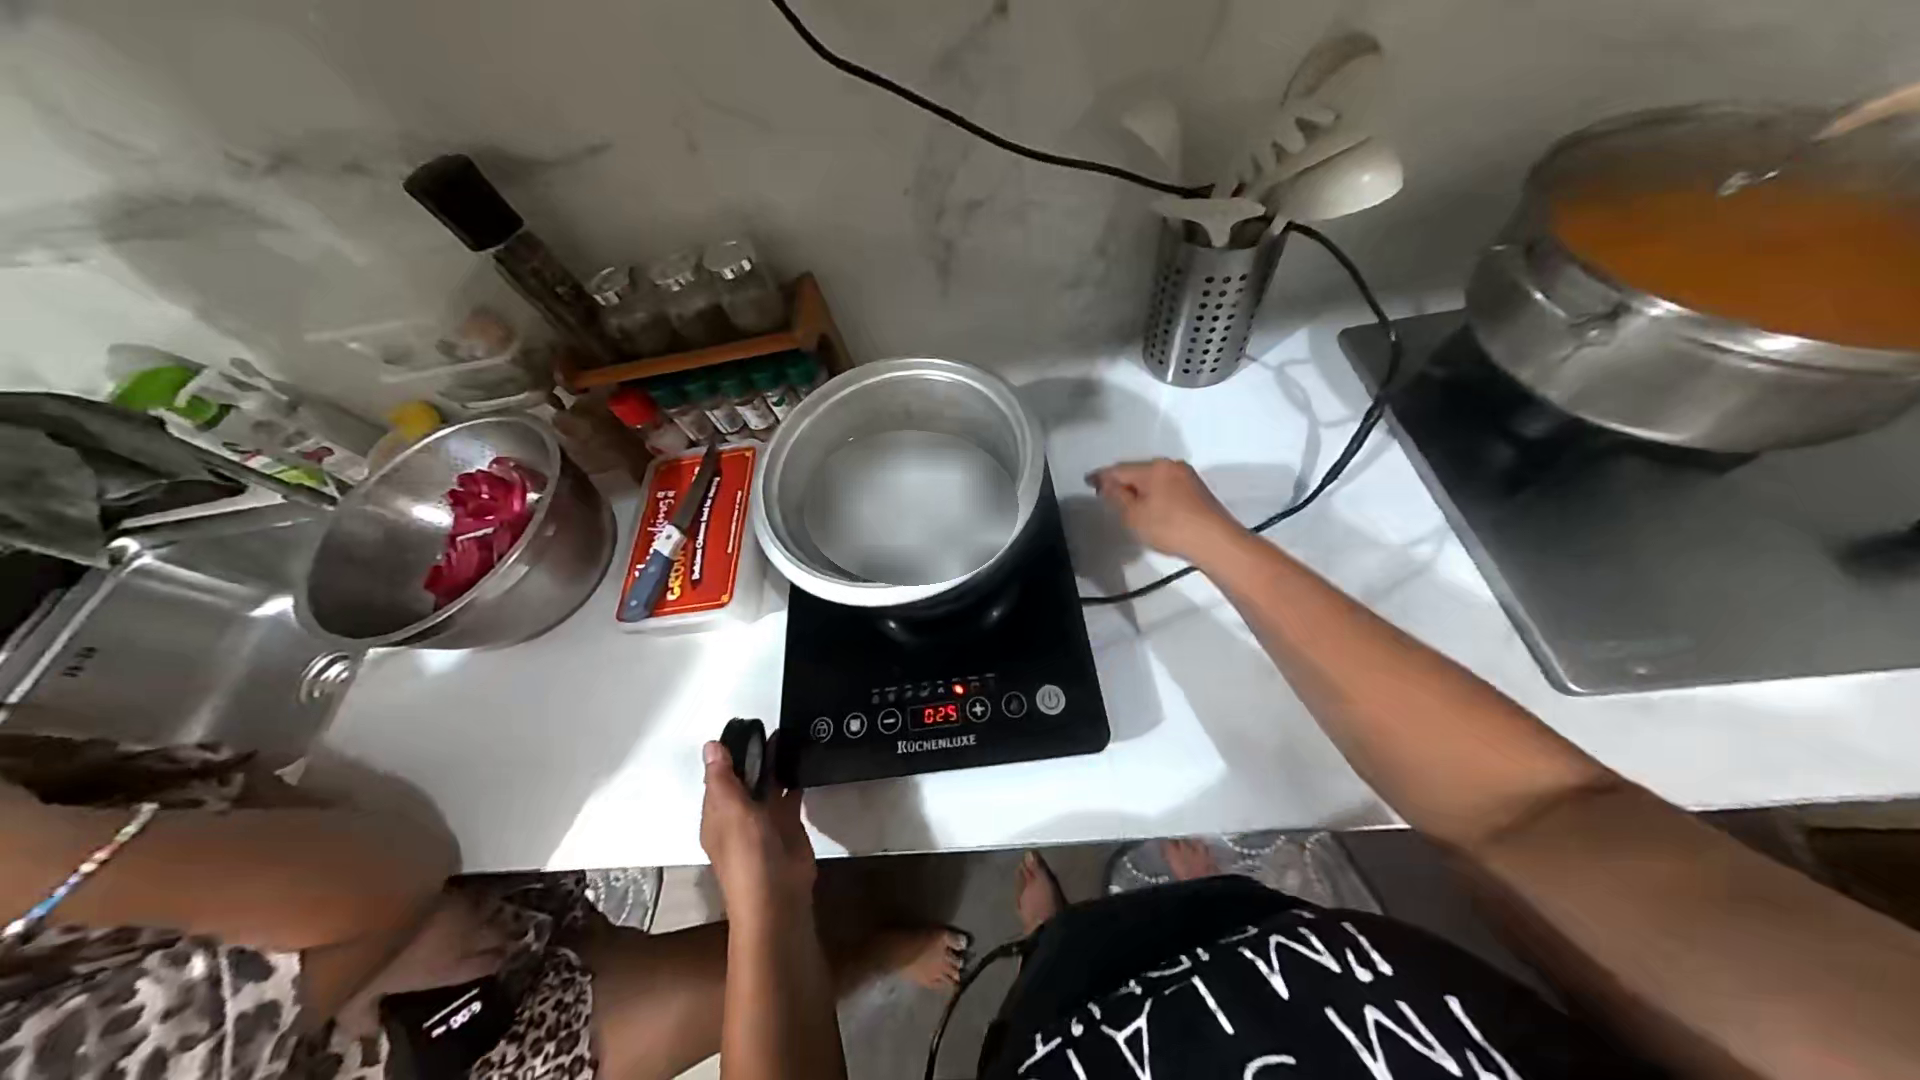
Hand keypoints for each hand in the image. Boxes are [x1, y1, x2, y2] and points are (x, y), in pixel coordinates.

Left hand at [699, 741, 815, 921]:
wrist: (778, 895)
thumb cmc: (748, 855)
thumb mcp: (730, 811)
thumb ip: (723, 778)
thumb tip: (711, 745)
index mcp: (716, 814)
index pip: (719, 776)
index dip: (729, 752)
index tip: (745, 724)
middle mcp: (738, 815)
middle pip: (745, 778)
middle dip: (754, 755)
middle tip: (769, 724)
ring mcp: (764, 821)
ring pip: (767, 783)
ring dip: (774, 763)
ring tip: (787, 734)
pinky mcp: (788, 824)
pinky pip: (789, 794)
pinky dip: (793, 778)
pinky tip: (802, 760)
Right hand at [1088, 459, 1244, 563]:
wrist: (1216, 542)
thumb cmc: (1169, 528)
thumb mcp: (1133, 516)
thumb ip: (1115, 496)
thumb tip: (1106, 483)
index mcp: (1153, 468)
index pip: (1119, 469)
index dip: (1101, 476)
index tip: (1088, 482)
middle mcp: (1170, 465)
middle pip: (1137, 470)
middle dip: (1121, 481)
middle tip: (1106, 494)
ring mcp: (1186, 476)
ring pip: (1153, 478)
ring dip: (1138, 488)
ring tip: (1127, 503)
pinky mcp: (1197, 490)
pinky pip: (1166, 486)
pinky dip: (1153, 494)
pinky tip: (1150, 507)